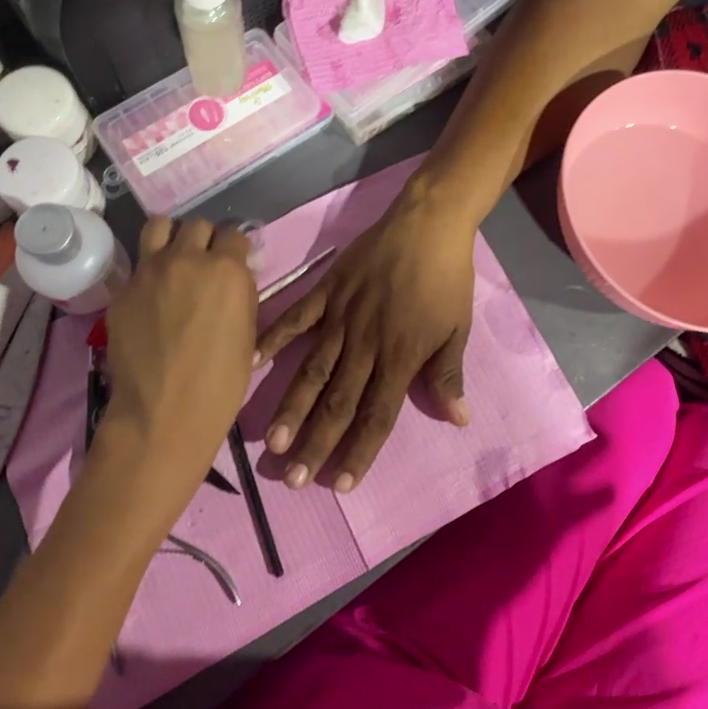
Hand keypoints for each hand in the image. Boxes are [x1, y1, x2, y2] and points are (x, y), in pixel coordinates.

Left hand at [102, 216, 258, 482]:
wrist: (164, 412)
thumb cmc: (221, 383)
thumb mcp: (247, 334)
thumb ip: (240, 296)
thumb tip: (234, 279)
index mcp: (227, 269)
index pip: (234, 235)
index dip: (234, 250)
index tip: (232, 265)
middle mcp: (188, 259)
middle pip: (198, 226)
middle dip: (204, 241)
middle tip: (203, 266)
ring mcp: (149, 271)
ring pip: (160, 226)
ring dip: (171, 238)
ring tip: (173, 262)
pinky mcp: (122, 289)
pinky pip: (137, 266)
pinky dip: (147, 273)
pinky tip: (150, 298)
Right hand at [255, 190, 476, 492]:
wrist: (427, 223)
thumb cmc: (447, 279)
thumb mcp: (457, 329)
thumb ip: (448, 374)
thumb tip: (458, 420)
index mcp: (400, 357)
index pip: (377, 415)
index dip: (359, 452)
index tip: (339, 485)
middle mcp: (365, 344)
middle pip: (338, 402)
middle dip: (315, 443)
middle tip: (291, 478)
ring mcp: (340, 317)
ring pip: (313, 371)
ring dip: (292, 407)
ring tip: (272, 441)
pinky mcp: (324, 291)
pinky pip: (294, 319)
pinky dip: (272, 339)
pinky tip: (249, 363)